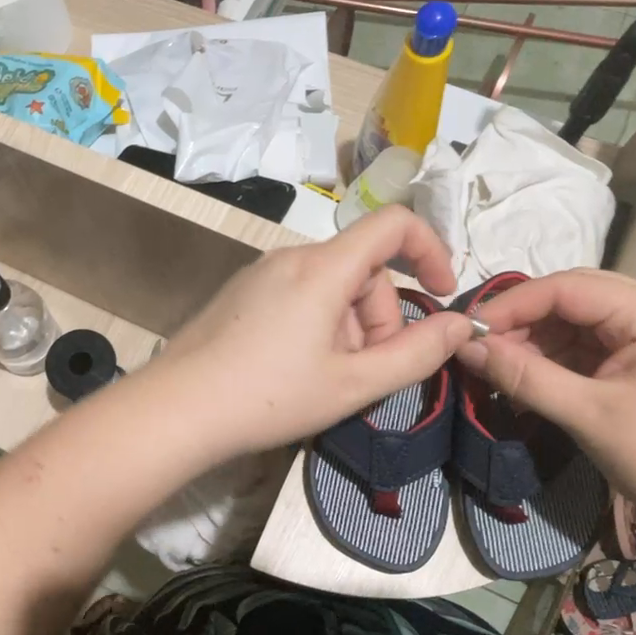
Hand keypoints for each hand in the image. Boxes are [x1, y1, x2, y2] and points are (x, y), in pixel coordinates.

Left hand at [144, 205, 480, 460]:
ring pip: (328, 286)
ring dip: (347, 326)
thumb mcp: (353, 384)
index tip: (441, 294)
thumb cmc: (269, 398)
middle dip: (379, 316)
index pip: (394, 223)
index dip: (431, 250)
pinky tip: (294, 371)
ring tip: (327, 379)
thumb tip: (458, 324)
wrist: (177, 410)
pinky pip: (296, 296)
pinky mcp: (238, 295)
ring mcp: (258, 274)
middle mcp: (289, 257)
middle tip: (366, 371)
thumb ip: (415, 354)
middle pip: (361, 267)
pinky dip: (315, 325)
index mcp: (322, 268)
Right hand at [454, 269, 635, 534]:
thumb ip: (523, 375)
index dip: (512, 305)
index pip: (568, 287)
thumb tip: (465, 347)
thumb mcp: (587, 414)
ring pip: (590, 326)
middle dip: (526, 323)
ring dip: (544, 346)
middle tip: (482, 353)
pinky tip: (539, 387)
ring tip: (504, 375)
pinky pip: (607, 351)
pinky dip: (569, 365)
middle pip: (580, 300)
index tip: (467, 331)